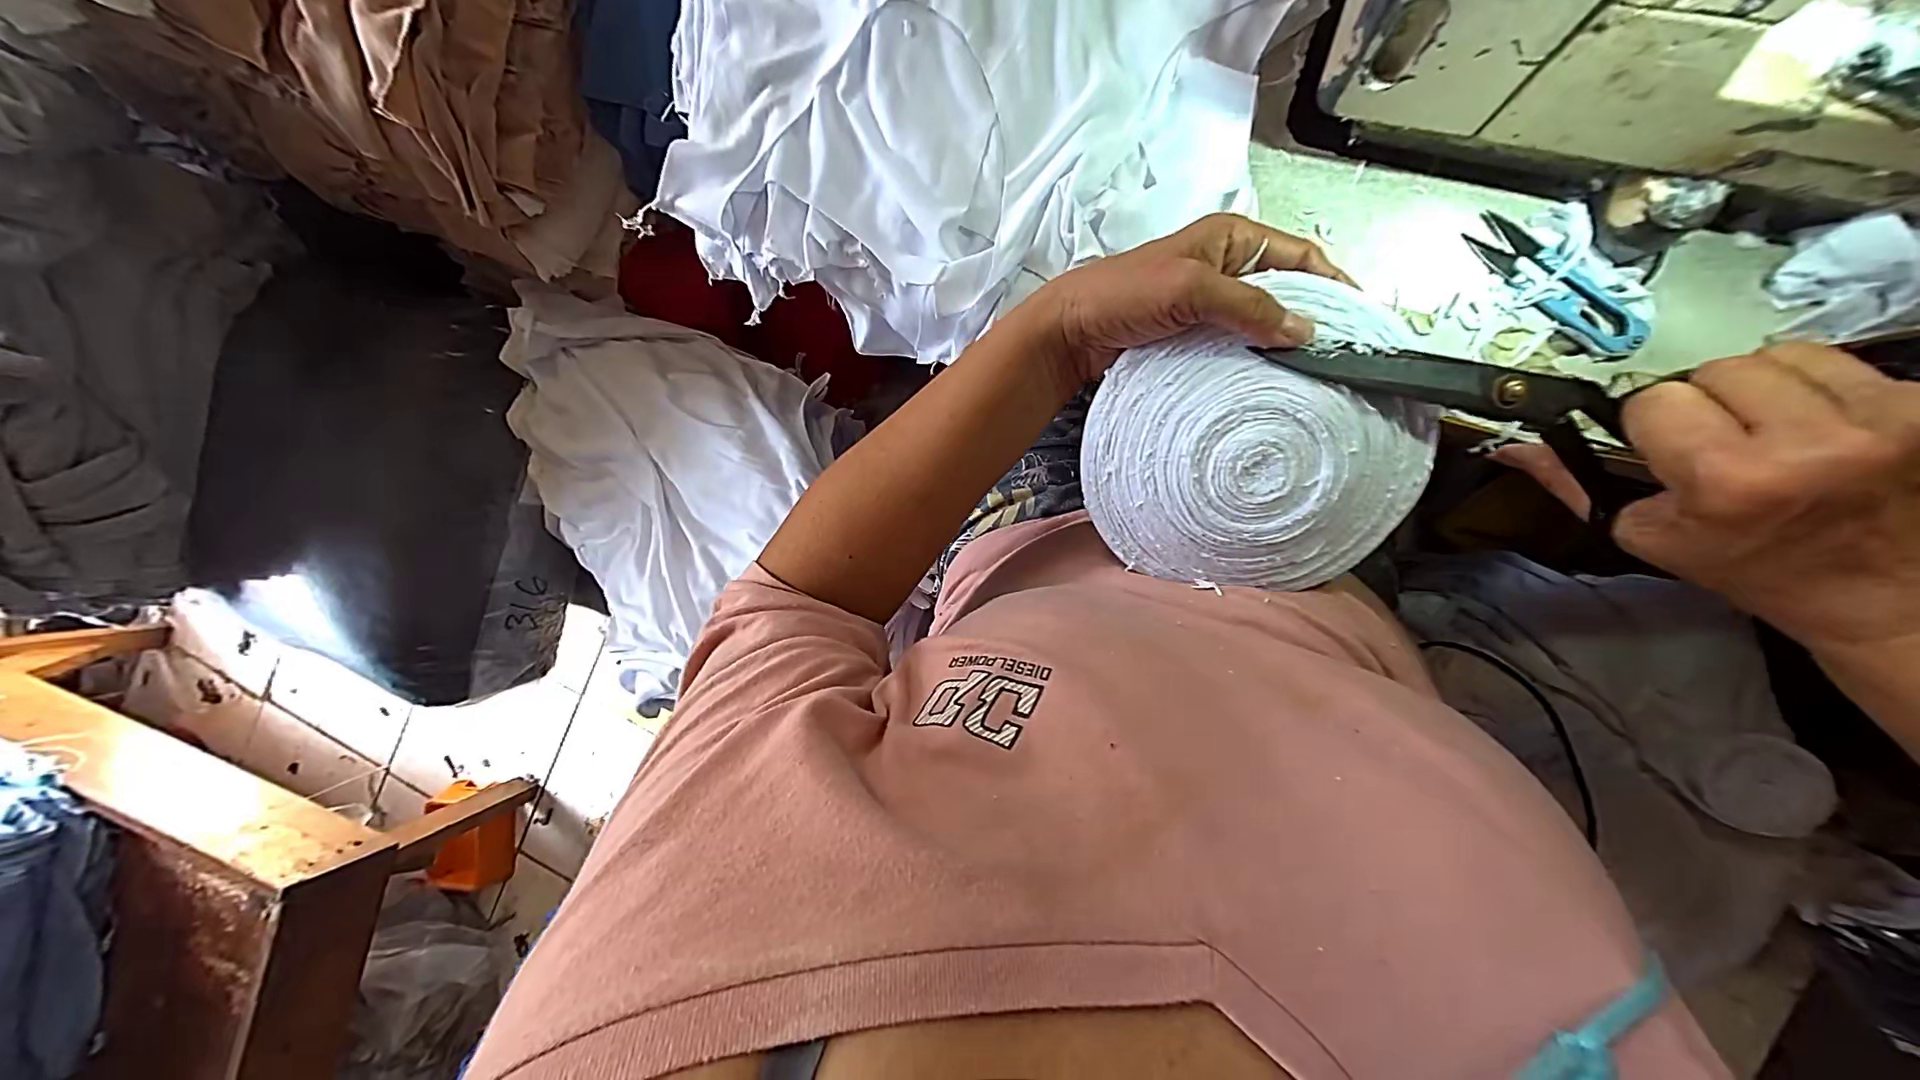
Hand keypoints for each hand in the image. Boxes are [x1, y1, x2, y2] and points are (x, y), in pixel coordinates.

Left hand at [999, 213, 1354, 388]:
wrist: (1069, 333)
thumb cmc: (1121, 294)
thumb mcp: (1191, 289)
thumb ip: (1249, 306)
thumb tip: (1303, 330)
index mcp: (1230, 238)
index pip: (1300, 256)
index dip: (1333, 282)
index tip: (1358, 318)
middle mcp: (1222, 268)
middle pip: (1283, 292)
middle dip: (1309, 319)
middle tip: (1336, 355)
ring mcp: (1205, 307)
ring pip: (1257, 324)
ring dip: (1278, 345)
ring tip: (1308, 373)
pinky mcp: (1188, 337)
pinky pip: (1230, 348)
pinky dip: (1248, 362)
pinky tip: (1263, 380)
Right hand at [1500, 343, 1919, 651]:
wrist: (1878, 591)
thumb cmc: (1746, 566)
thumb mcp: (1642, 532)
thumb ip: (1573, 481)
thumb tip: (1511, 445)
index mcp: (1731, 481)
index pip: (1656, 400)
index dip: (1647, 424)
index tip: (1661, 451)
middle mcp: (1812, 443)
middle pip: (1713, 369)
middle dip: (1700, 400)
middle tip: (1712, 440)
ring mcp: (1881, 418)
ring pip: (1774, 354)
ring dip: (1753, 385)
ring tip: (1760, 427)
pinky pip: (1833, 358)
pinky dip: (1808, 383)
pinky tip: (1809, 423)